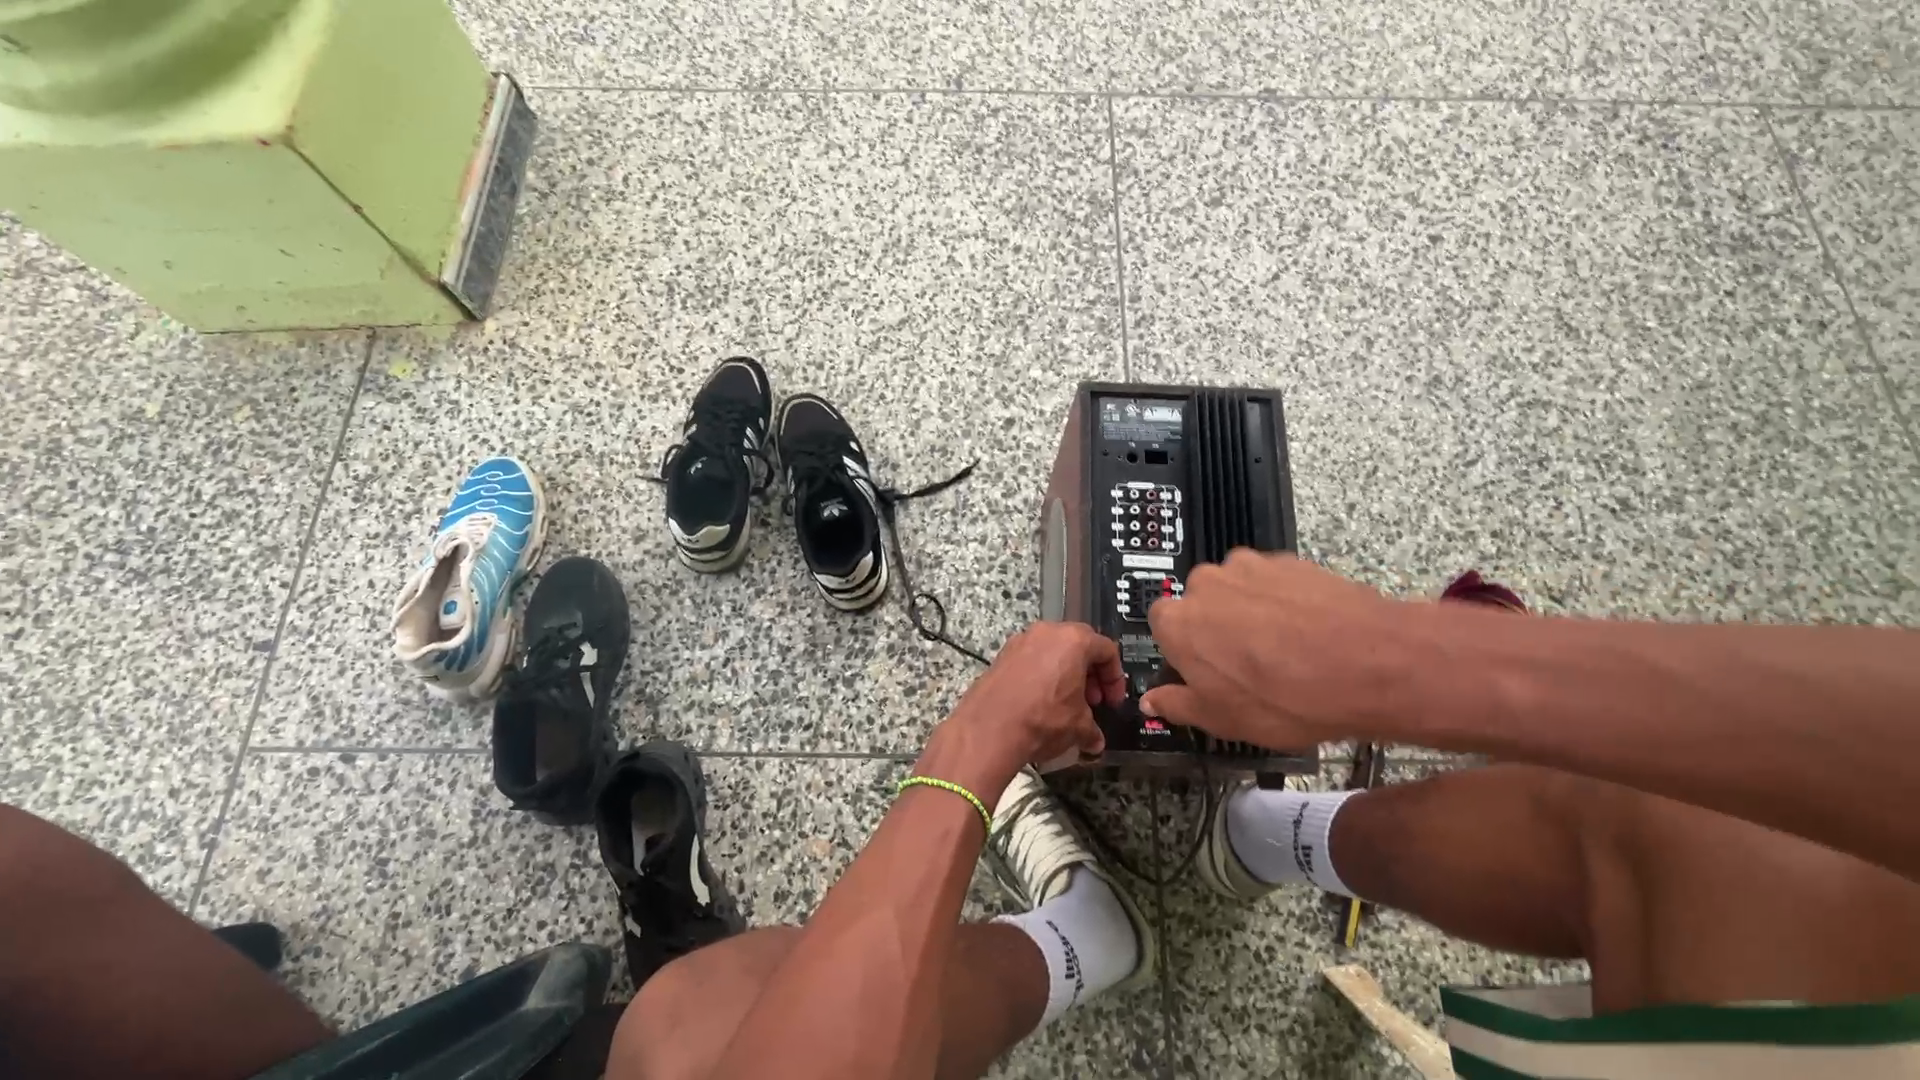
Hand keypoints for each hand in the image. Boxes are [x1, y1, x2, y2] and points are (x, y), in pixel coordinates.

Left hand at [920, 622, 1123, 798]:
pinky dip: (1042, 675)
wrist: (990, 728)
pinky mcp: (1002, 655)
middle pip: (1079, 645)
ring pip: (1053, 651)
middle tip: (1092, 700)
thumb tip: (1095, 740)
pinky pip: (1031, 659)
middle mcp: (1047, 632)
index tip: (1113, 700)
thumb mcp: (1078, 726)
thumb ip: (1092, 729)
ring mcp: (1021, 641)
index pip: (1106, 650)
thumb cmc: (1042, 719)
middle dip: (1090, 673)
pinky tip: (1042, 702)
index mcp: (1074, 640)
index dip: (1114, 678)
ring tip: (1067, 704)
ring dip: (1065, 673)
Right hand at [1141, 550, 1420, 749]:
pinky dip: (1284, 602)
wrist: (1369, 665)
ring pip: (1238, 591)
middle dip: (1217, 629)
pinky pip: (1274, 583)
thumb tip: (1152, 700)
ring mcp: (1249, 567)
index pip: (1162, 628)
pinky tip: (1308, 633)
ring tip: (1284, 649)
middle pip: (1200, 605)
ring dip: (1250, 612)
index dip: (1184, 651)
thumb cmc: (1285, 699)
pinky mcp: (1289, 561)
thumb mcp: (1221, 719)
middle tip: (1247, 665)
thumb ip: (1177, 705)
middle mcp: (1205, 584)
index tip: (1206, 674)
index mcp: (1177, 622)